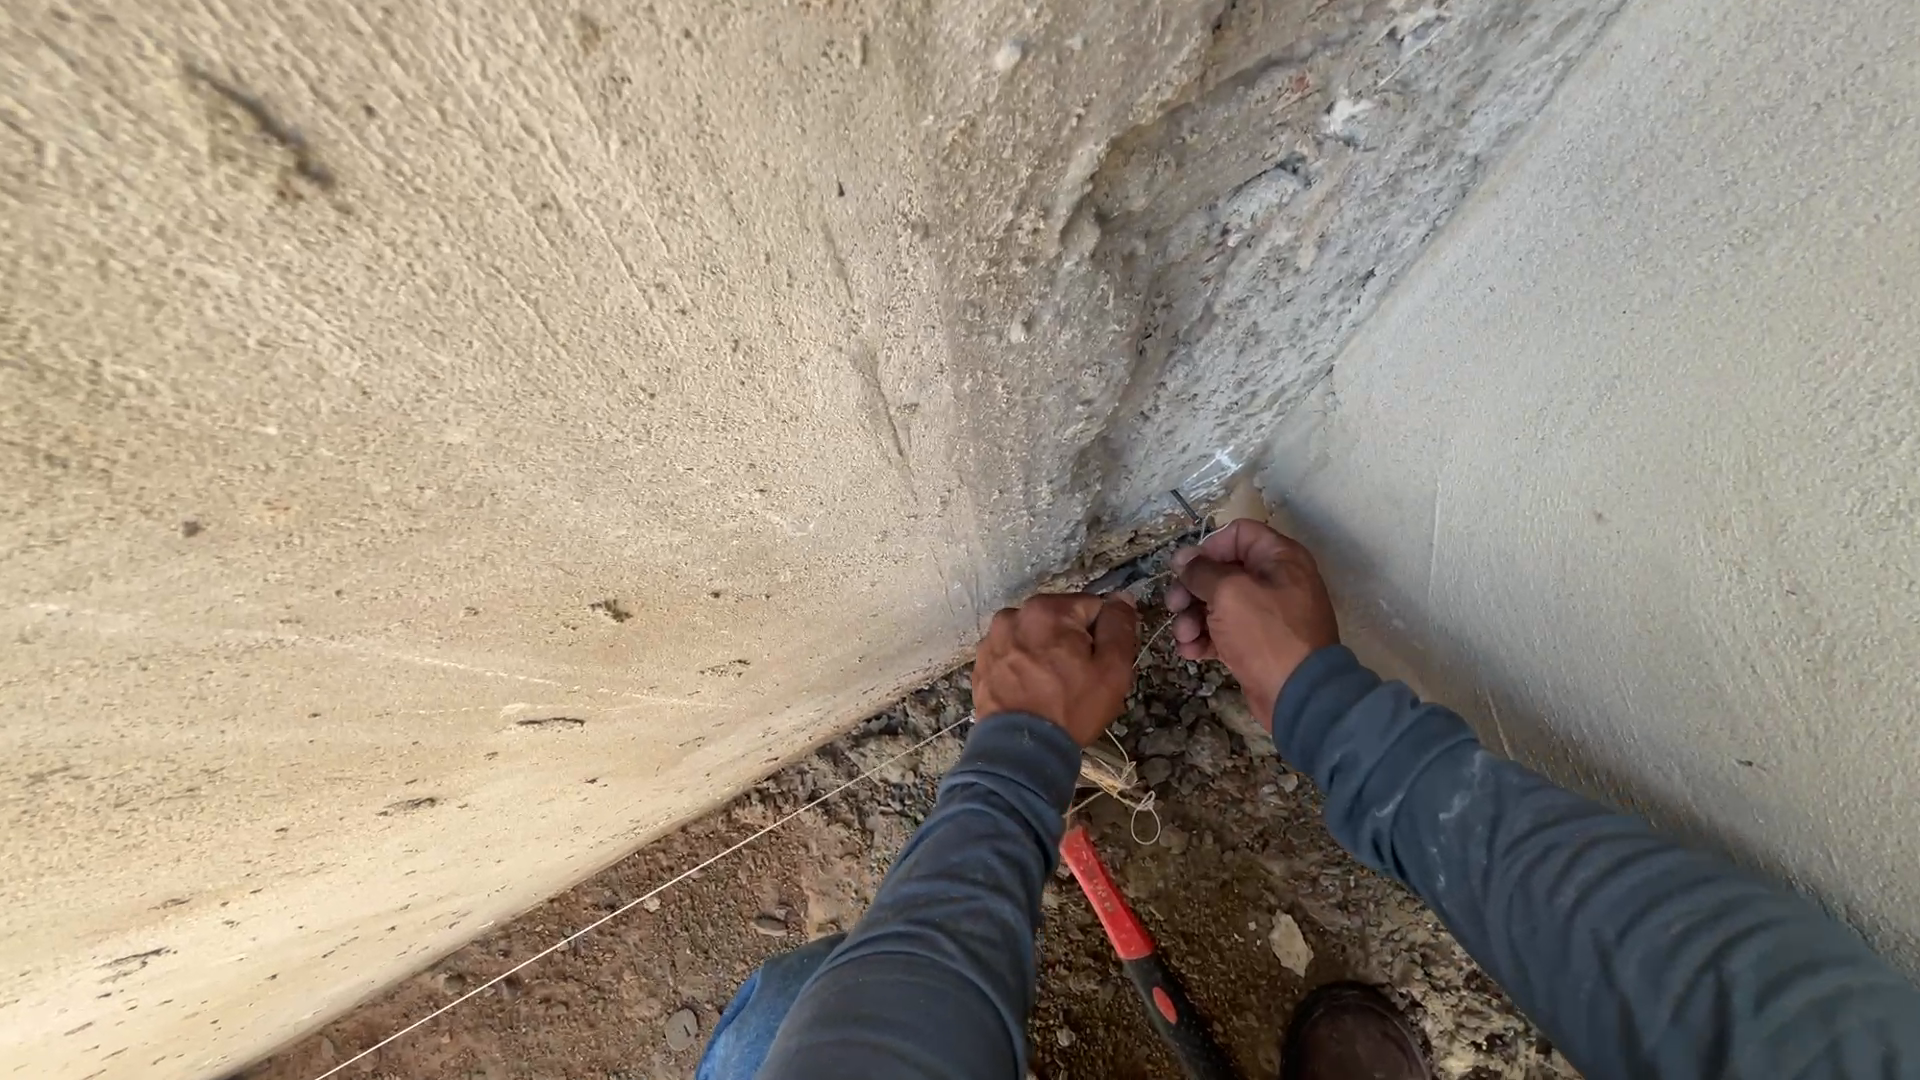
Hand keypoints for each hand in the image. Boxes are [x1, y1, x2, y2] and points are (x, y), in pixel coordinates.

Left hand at [972, 592, 1140, 745]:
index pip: (1092, 607)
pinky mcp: (981, 661)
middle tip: (1076, 680)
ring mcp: (993, 638)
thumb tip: (1122, 598)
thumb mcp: (1112, 670)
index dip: (1102, 635)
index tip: (1099, 663)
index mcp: (1048, 609)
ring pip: (1035, 636)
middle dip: (1072, 643)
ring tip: (1050, 688)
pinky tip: (1030, 691)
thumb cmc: (1070, 708)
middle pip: (1060, 620)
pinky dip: (1023, 666)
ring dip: (1045, 653)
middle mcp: (1014, 614)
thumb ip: (1119, 627)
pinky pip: (1013, 654)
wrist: (1020, 750)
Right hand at [1164, 520, 1338, 721]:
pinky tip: (1190, 652)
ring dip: (1192, 617)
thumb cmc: (1266, 634)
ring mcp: (1264, 615)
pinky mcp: (1254, 643)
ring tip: (1184, 636)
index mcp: (1279, 558)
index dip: (1208, 548)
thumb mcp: (1229, 593)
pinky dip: (1203, 639)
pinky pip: (1222, 631)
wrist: (1299, 697)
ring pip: (1216, 604)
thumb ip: (1201, 571)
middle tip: (1174, 605)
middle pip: (1221, 571)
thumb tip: (1183, 559)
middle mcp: (1273, 581)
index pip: (1238, 534)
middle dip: (1191, 589)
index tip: (1187, 569)